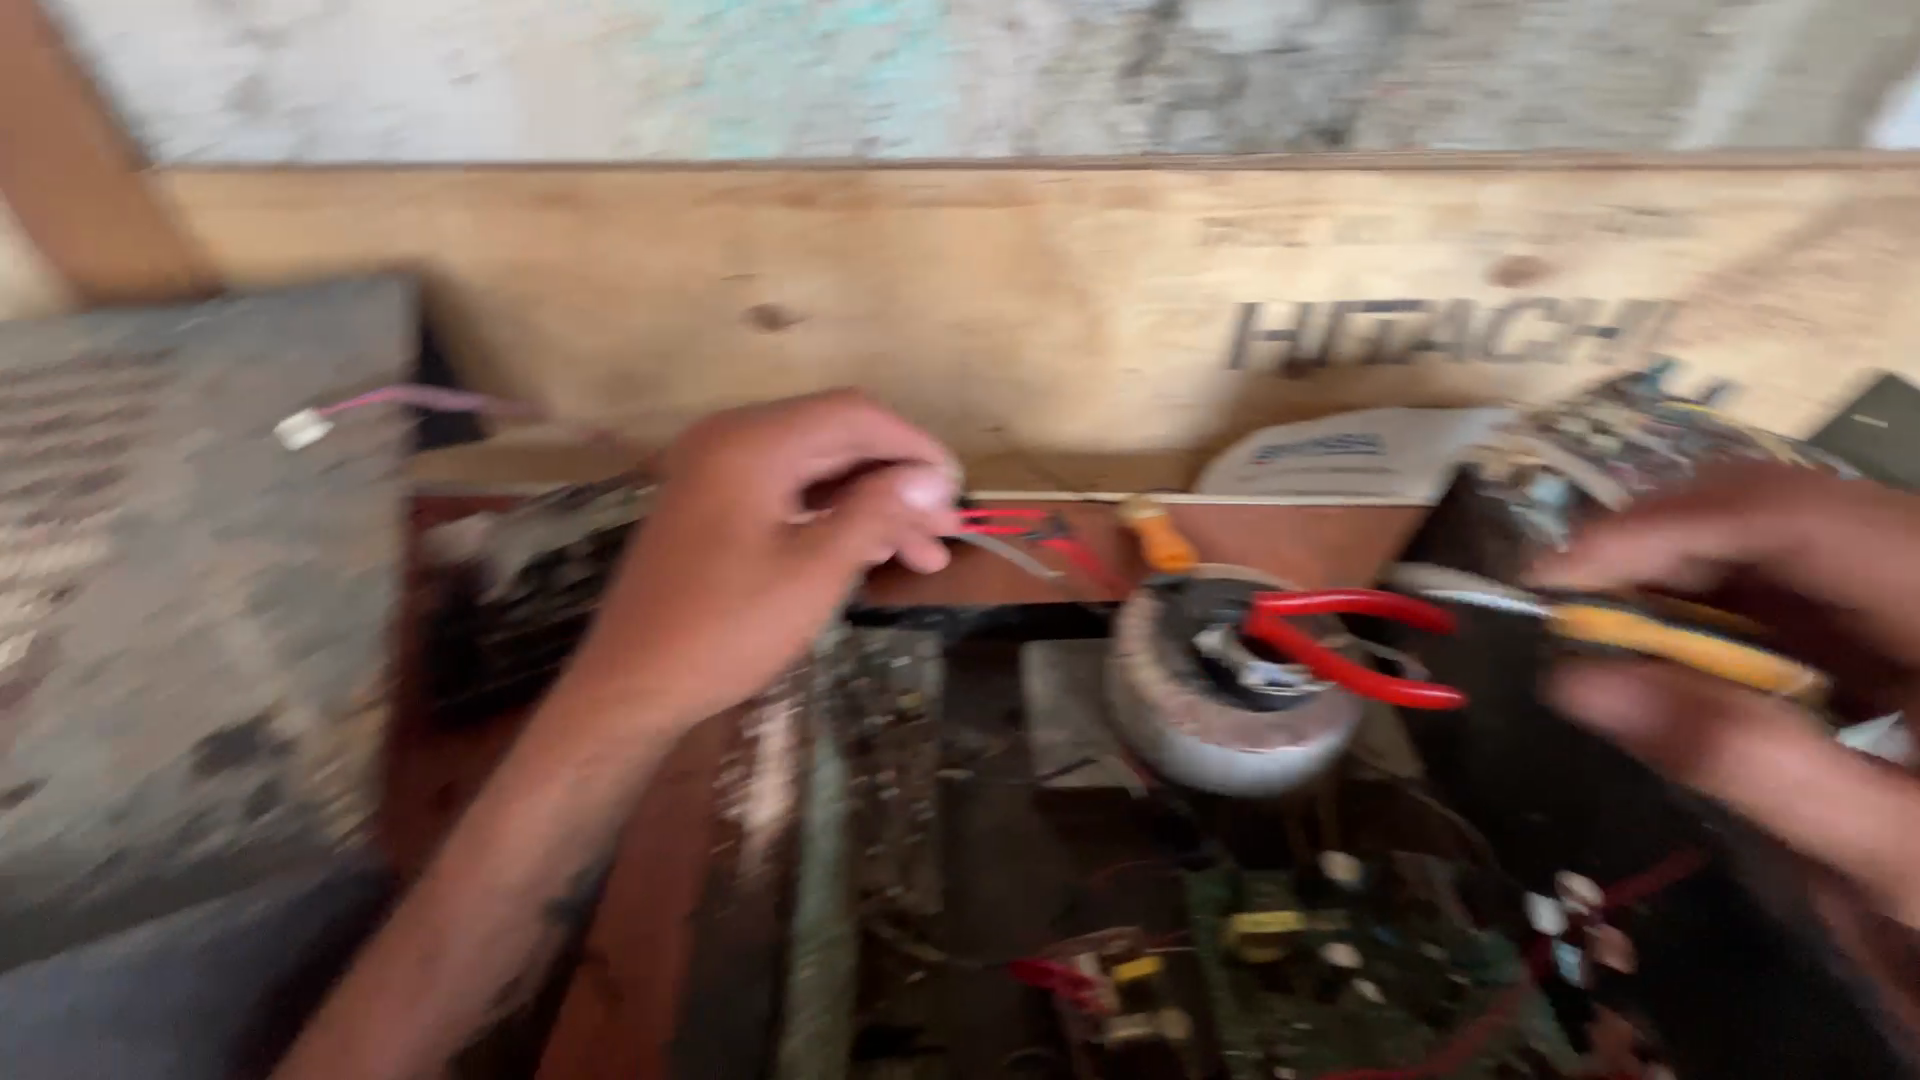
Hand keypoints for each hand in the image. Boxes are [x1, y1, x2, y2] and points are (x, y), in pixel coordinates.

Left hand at [556, 390, 960, 723]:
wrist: (632, 686)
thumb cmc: (726, 628)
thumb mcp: (814, 571)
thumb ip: (876, 513)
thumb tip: (931, 479)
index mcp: (753, 443)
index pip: (854, 416)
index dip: (913, 446)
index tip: (956, 486)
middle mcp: (733, 441)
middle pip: (838, 441)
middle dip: (898, 484)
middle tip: (947, 531)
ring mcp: (720, 473)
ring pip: (818, 473)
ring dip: (872, 507)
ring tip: (926, 555)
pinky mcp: (717, 507)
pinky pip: (790, 496)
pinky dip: (834, 519)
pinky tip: (873, 554)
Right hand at [1530, 464, 1919, 927]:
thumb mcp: (1889, 847)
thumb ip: (1738, 758)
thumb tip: (1571, 683)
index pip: (1788, 517)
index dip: (1653, 529)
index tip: (1550, 580)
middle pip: (1767, 503)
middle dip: (1646, 543)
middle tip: (1566, 603)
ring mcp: (1911, 582)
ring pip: (1763, 528)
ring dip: (1665, 569)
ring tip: (1605, 627)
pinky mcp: (1891, 606)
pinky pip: (1779, 566)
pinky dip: (1703, 594)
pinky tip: (1672, 643)